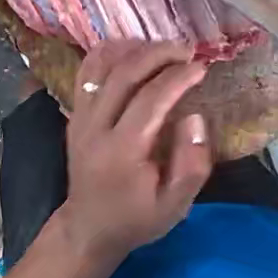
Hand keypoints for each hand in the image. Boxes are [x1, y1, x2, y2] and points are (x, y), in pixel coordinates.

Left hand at [57, 42, 211, 264]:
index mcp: (122, 151)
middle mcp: (95, 128)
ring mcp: (80, 118)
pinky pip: (87, 72)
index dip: (178, 78)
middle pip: (124, 74)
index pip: (150, 99)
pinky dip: (109, 52)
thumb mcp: (175, 205)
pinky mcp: (75, 113)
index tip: (202, 68)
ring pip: (102, 66)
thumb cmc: (138, 217)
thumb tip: (195, 118)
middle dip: (159, 54)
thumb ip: (191, 164)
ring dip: (135, 49)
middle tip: (188, 51)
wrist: (89, 229)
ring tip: (165, 48)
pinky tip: (133, 48)